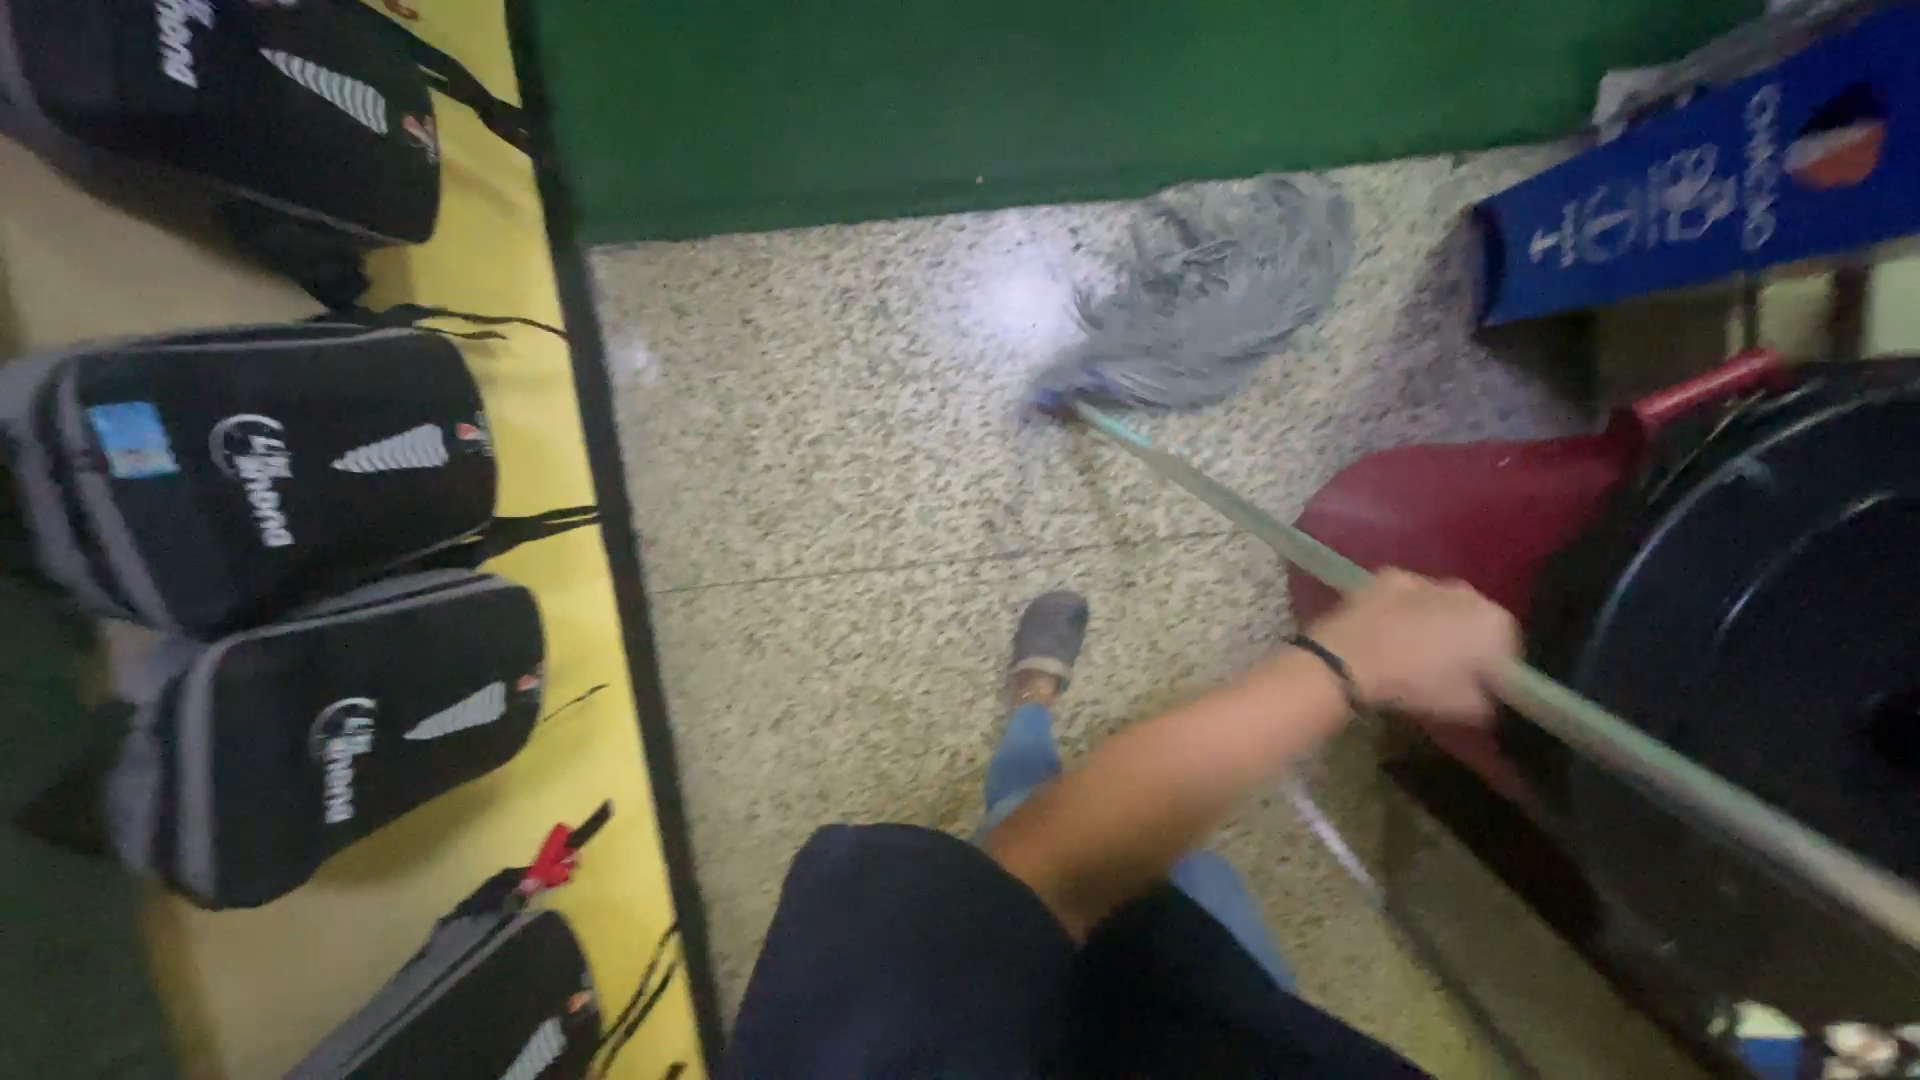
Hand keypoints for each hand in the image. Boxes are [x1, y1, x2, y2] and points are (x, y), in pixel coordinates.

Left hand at [1304, 570, 1518, 723]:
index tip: (1477, 681)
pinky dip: (1402, 606)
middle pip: (1473, 618)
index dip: (1492, 665)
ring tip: (1411, 645)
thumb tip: (1485, 698)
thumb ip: (1485, 701)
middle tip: (1442, 664)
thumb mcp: (1461, 707)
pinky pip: (1405, 593)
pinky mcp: (1387, 577)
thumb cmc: (1412, 683)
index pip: (1506, 645)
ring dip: (1433, 618)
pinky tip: (1386, 626)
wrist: (1347, 658)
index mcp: (1493, 622)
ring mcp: (1424, 579)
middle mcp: (1465, 592)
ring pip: (1440, 602)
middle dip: (1464, 637)